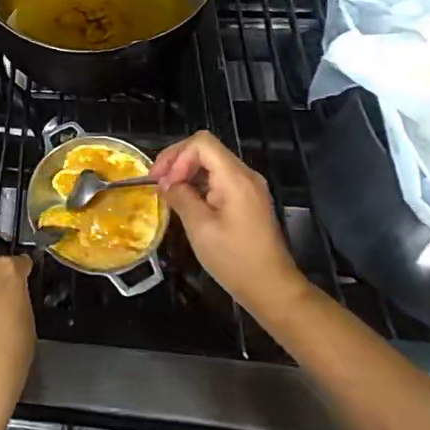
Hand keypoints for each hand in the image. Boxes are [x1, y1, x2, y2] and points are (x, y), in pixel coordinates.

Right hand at [152, 131, 306, 312]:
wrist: (271, 286)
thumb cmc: (234, 259)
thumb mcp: (200, 228)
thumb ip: (181, 197)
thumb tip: (167, 183)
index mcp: (235, 177)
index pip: (202, 143)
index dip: (177, 156)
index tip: (161, 180)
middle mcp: (245, 175)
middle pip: (207, 149)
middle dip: (178, 162)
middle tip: (158, 184)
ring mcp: (249, 187)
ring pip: (213, 164)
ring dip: (188, 173)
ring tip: (169, 194)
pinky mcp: (249, 200)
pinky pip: (220, 180)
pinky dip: (200, 184)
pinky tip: (187, 202)